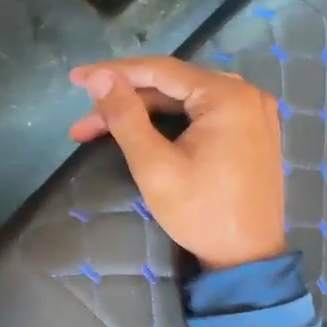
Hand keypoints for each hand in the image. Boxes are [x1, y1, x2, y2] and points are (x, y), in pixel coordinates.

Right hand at [68, 56, 285, 269]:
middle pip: (170, 85)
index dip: (113, 72)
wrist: (246, 255)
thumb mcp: (153, 164)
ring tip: (99, 130)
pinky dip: (165, 120)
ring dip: (139, 111)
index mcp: (227, 96)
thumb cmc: (199, 210)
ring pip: (182, 100)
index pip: (160, 70)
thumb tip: (98, 78)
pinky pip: (199, 113)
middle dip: (122, 100)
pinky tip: (138, 131)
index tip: (74, 79)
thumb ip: (124, 116)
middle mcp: (245, 94)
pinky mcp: (249, 131)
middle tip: (82, 123)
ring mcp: (252, 112)